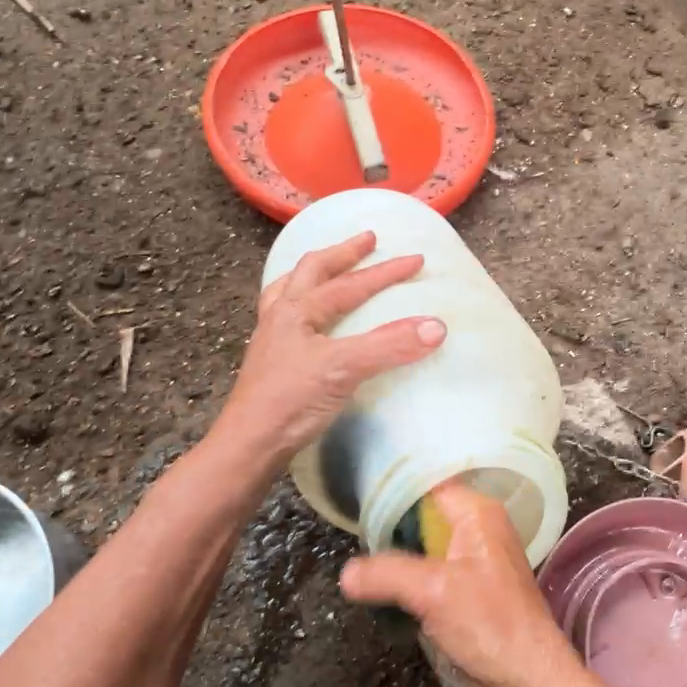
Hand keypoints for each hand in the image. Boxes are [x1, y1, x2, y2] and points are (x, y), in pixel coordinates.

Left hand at [215, 231, 445, 465]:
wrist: (249, 446)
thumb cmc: (290, 402)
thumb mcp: (343, 369)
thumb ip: (389, 346)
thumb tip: (437, 326)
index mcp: (297, 310)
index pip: (349, 284)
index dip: (385, 272)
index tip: (417, 260)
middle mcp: (280, 317)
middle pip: (311, 272)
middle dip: (342, 254)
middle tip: (367, 240)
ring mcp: (271, 339)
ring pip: (290, 291)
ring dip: (313, 273)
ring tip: (328, 266)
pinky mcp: (270, 363)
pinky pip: (284, 317)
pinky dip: (299, 304)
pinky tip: (307, 319)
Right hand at [339, 483, 577, 686]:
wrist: (527, 681)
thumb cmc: (490, 626)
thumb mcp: (433, 592)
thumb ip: (387, 574)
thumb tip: (345, 574)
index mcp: (477, 514)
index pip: (428, 483)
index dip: (393, 486)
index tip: (356, 492)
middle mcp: (476, 530)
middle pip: (422, 514)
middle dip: (388, 522)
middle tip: (350, 527)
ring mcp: (471, 562)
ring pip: (422, 545)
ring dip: (394, 553)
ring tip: (356, 555)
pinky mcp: (465, 593)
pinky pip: (427, 573)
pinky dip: (405, 578)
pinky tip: (377, 585)